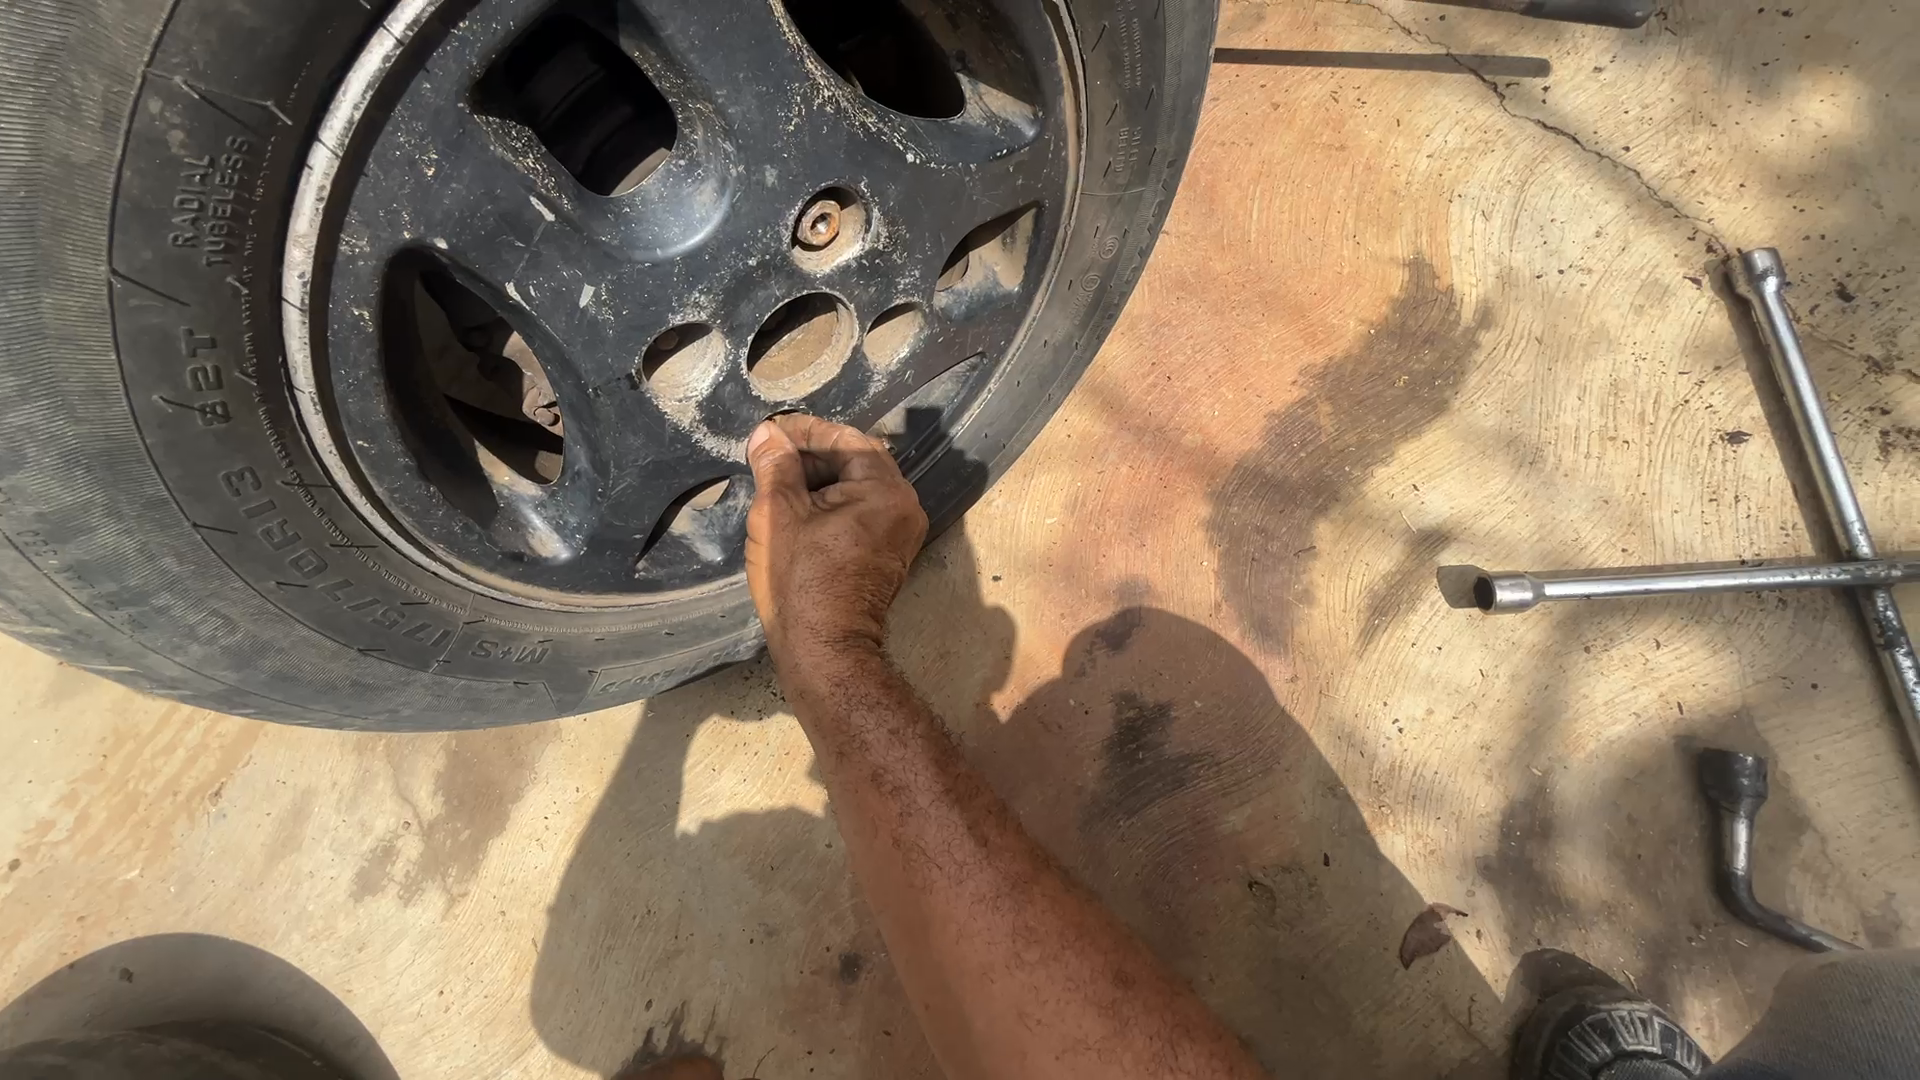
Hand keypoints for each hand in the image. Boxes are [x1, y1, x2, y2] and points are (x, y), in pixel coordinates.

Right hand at [744, 414, 928, 670]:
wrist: (825, 647)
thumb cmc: (801, 580)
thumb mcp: (779, 514)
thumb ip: (775, 466)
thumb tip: (768, 433)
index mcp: (886, 490)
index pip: (846, 439)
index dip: (805, 431)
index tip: (771, 432)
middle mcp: (905, 506)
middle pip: (857, 461)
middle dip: (813, 455)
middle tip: (771, 455)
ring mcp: (902, 531)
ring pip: (859, 487)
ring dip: (821, 479)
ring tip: (778, 480)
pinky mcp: (891, 551)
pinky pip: (864, 511)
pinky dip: (834, 503)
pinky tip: (800, 506)